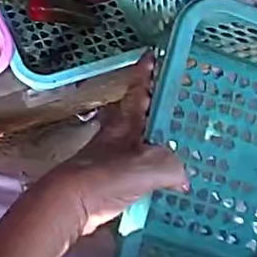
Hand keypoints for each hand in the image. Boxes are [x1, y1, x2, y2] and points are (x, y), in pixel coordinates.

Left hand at [37, 54, 189, 236]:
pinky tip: (173, 182)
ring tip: (185, 144)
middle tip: (181, 103)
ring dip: (159, 139)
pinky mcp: (114, 179)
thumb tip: (184, 176)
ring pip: (141, 140)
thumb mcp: (148, 165)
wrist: (71, 201)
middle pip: (138, 113)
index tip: (152, 55)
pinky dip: (157, 171)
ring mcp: (114, 156)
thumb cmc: (105, 175)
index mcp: (124, 123)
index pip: (137, 90)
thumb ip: (171, 164)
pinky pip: (142, 168)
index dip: (144, 73)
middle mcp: (118, 135)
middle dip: (156, 106)